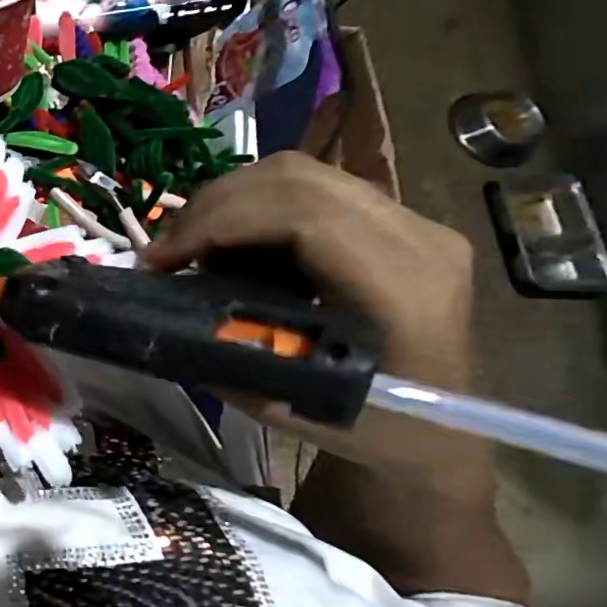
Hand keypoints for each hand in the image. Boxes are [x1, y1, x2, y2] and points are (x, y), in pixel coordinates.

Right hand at [147, 155, 525, 600]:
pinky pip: (313, 186)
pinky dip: (255, 204)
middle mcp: (419, 239)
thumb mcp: (296, 409)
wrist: (443, 431)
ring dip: (231, 200)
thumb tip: (174, 314)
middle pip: (299, 179)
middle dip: (214, 206)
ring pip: (302, 172)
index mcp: (404, 289)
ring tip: (193, 246)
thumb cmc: (376, 433)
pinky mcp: (398, 219)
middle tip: (166, 251)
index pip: (304, 217)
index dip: (222, 222)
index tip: (163, 259)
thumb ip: (237, 358)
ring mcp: (413, 221)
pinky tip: (232, 241)